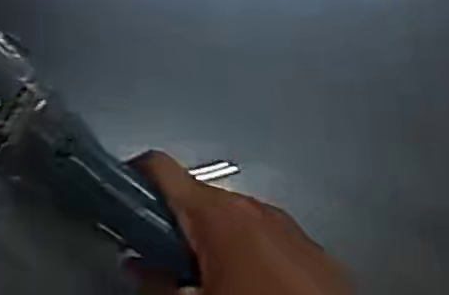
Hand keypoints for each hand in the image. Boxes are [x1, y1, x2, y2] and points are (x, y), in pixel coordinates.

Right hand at [131, 151, 351, 294]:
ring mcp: (293, 230)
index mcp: (217, 212)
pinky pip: (276, 243)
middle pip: (198, 197)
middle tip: (168, 262)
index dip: (132, 177)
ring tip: (217, 282)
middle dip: (179, 224)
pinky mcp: (326, 260)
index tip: (122, 200)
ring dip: (220, 241)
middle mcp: (254, 207)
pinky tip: (258, 290)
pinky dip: (258, 258)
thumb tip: (137, 267)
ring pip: (238, 219)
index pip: (158, 165)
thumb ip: (154, 282)